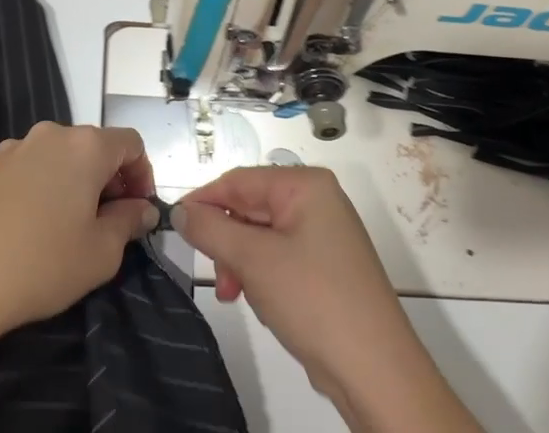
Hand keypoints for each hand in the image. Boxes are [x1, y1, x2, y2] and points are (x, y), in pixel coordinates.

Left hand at [0, 122, 160, 335]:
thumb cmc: (42, 264)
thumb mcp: (101, 252)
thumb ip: (129, 222)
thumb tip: (142, 209)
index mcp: (85, 146)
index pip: (130, 144)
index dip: (143, 176)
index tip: (139, 213)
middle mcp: (50, 135)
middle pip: (94, 147)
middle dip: (110, 181)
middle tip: (110, 226)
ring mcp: (14, 149)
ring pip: (61, 159)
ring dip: (76, 185)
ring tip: (70, 231)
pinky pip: (31, 170)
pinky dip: (45, 189)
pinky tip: (35, 230)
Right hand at [173, 167, 419, 393]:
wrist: (374, 368)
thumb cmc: (313, 299)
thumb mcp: (253, 260)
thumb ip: (210, 229)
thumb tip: (180, 210)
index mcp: (306, 186)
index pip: (239, 180)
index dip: (204, 201)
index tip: (174, 226)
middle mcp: (317, 202)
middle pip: (249, 208)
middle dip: (226, 241)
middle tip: (215, 276)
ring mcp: (323, 236)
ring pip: (260, 237)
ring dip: (239, 263)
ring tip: (235, 294)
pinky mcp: (325, 268)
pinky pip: (278, 258)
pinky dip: (260, 276)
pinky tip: (256, 300)